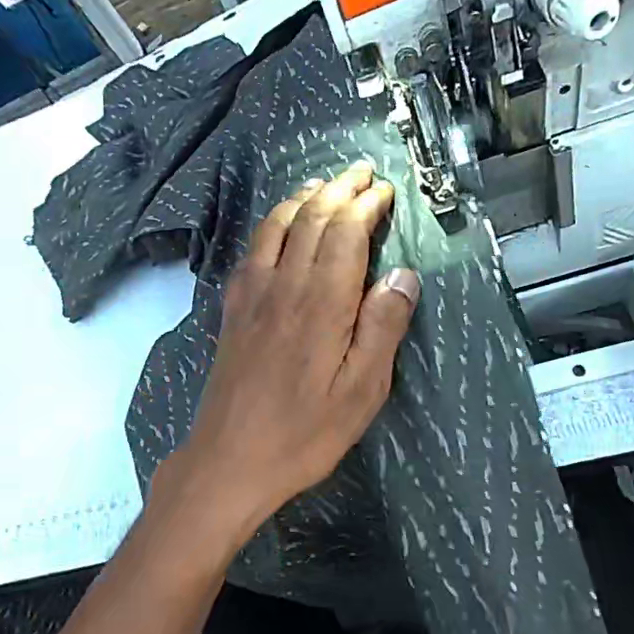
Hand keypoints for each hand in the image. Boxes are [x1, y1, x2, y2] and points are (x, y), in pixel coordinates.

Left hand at [154, 161, 420, 539]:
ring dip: (304, 198)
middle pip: (310, 220)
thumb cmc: (306, 432)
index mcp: (321, 304)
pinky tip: (279, 225)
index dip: (365, 206)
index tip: (385, 191)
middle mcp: (283, 287)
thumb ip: (383, 328)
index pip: (345, 234)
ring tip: (325, 184)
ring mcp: (252, 295)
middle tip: (361, 172)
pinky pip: (253, 249)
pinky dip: (272, 224)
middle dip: (339, 190)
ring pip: (277, 227)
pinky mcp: (234, 310)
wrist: (230, 461)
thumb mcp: (362, 390)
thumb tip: (403, 275)